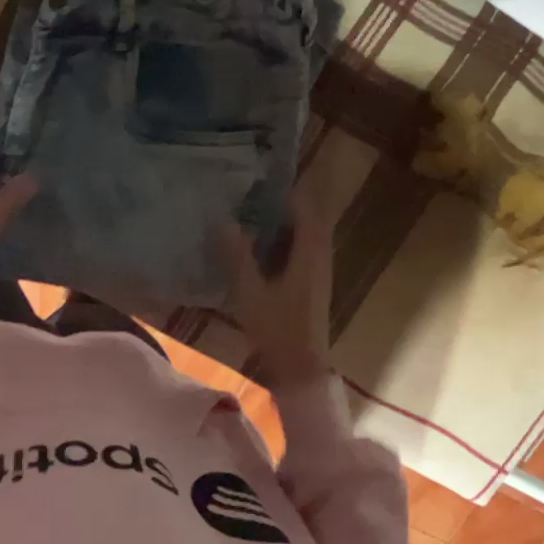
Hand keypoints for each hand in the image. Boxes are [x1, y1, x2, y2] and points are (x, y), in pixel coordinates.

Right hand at [219, 186, 333, 388]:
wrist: (301, 369)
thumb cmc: (278, 330)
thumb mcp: (251, 292)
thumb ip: (237, 256)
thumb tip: (222, 219)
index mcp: (310, 252)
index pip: (305, 205)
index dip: (286, 186)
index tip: (259, 174)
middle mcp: (320, 255)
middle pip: (308, 215)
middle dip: (284, 199)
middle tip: (252, 188)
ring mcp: (319, 269)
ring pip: (305, 231)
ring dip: (283, 218)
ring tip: (250, 208)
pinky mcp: (312, 282)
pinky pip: (301, 247)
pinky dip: (283, 236)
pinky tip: (258, 242)